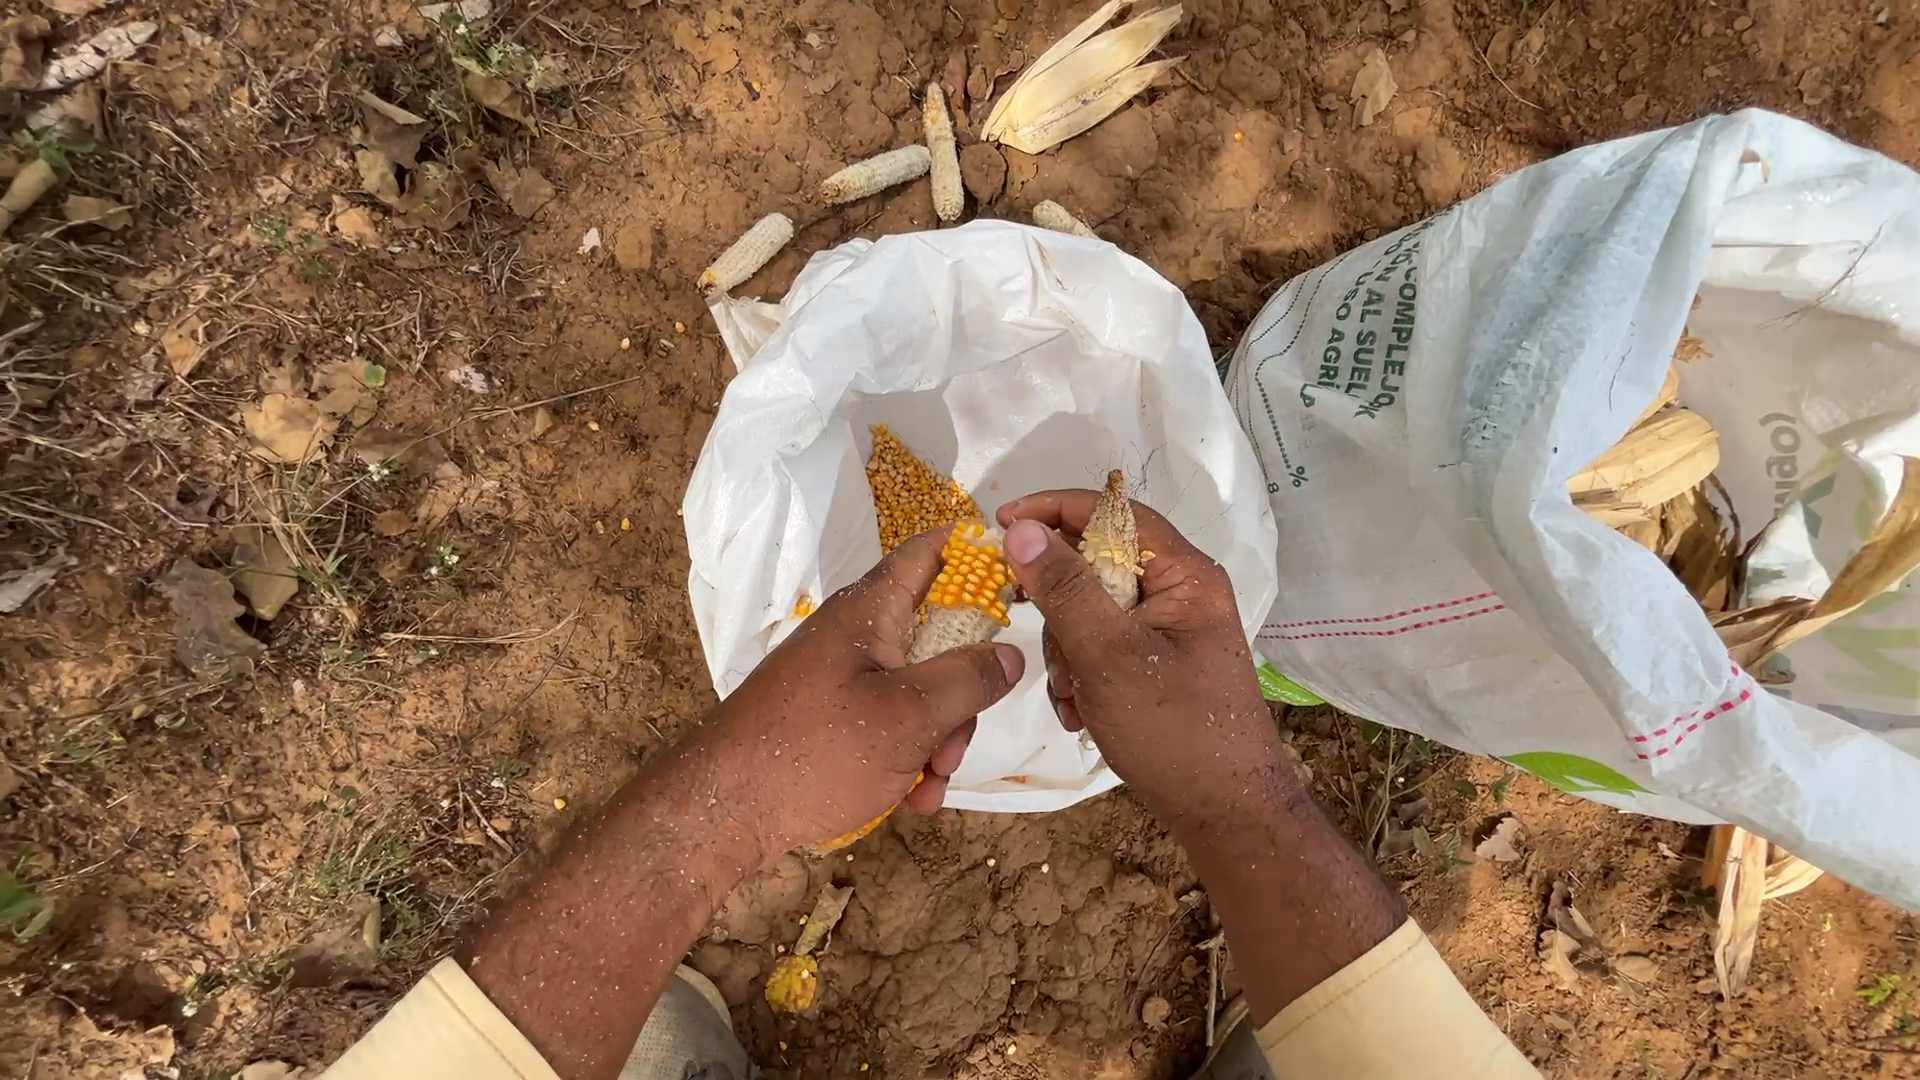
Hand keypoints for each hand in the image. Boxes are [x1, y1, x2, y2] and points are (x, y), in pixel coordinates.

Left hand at [689, 527, 1024, 855]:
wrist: (720, 813)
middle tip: (954, 748)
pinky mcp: (830, 714)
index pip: (929, 552)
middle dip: (961, 695)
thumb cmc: (817, 750)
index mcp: (872, 611)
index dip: (975, 551)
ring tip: (927, 789)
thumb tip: (1011, 653)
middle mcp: (857, 635)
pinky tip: (907, 799)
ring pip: (917, 689)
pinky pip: (888, 721)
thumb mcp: (909, 716)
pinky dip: (906, 755)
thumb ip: (968, 680)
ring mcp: (842, 676)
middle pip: (937, 639)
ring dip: (936, 739)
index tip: (1016, 575)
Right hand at [995, 491, 1297, 832]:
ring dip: (1066, 647)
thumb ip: (1064, 588)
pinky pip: (1102, 642)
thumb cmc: (1173, 731)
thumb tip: (1019, 528)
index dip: (1053, 508)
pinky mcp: (1156, 660)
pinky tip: (1080, 709)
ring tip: (1070, 694)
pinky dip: (1081, 671)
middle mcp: (1178, 591)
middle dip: (1058, 602)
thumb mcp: (1108, 655)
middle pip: (1096, 562)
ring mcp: (1167, 628)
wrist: (1226, 815)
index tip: (1000, 522)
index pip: (1112, 512)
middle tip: (1025, 622)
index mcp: (1183, 574)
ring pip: (1091, 608)